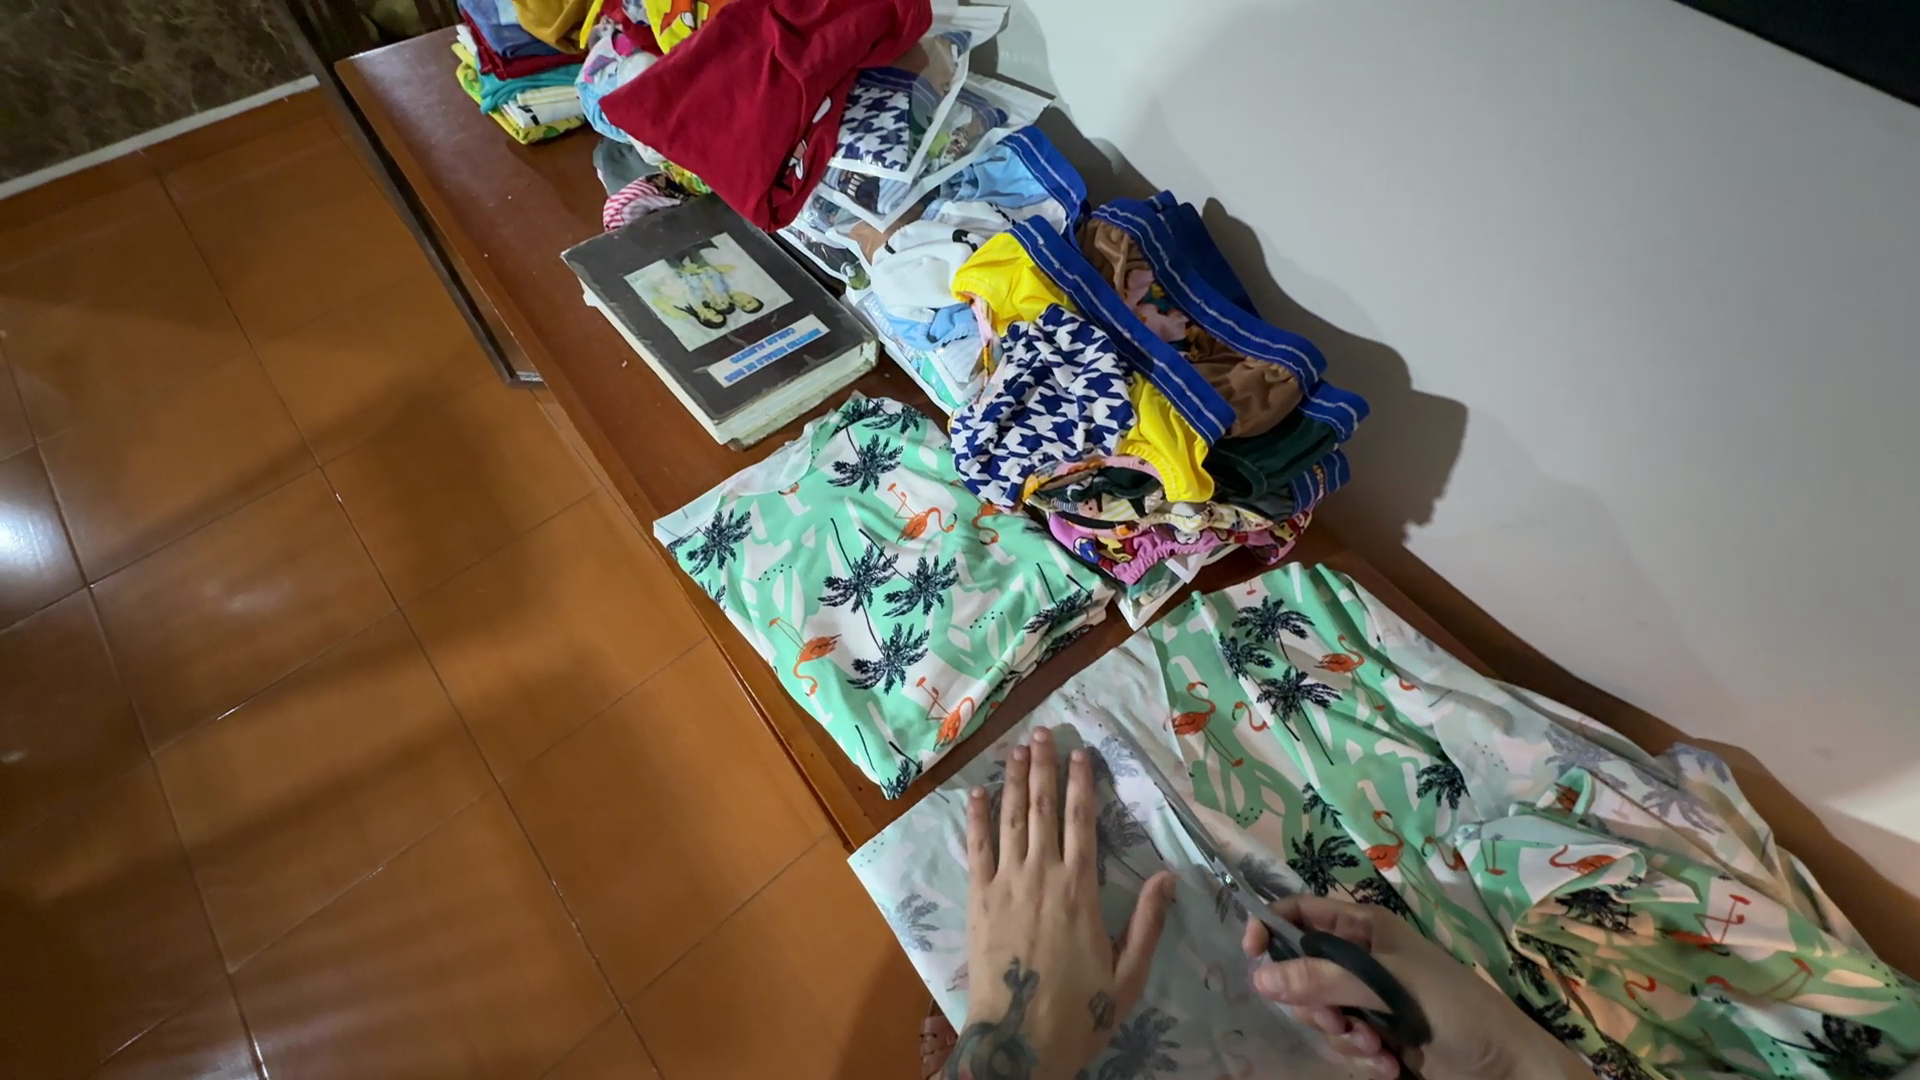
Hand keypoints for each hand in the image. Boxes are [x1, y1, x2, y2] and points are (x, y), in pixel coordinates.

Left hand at [950, 727, 1177, 1079]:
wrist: (1018, 1042)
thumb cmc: (1077, 1010)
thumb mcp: (1127, 974)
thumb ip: (1148, 923)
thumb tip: (1171, 876)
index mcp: (1079, 887)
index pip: (1081, 820)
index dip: (1080, 781)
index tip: (1080, 752)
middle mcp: (1041, 873)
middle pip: (1042, 808)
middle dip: (1043, 766)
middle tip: (1042, 732)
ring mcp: (1005, 882)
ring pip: (1010, 819)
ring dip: (1013, 780)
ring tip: (1016, 748)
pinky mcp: (978, 896)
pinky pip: (977, 848)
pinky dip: (977, 817)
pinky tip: (976, 793)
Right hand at [1244, 895, 1596, 1079]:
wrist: (1514, 1074)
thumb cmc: (1453, 1008)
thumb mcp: (1386, 985)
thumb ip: (1321, 979)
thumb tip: (1257, 977)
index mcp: (1360, 926)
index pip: (1297, 912)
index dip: (1269, 926)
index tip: (1251, 954)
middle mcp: (1357, 956)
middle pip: (1299, 967)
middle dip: (1312, 1000)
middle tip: (1336, 1020)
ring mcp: (1366, 997)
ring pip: (1317, 1009)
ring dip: (1340, 1033)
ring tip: (1375, 1050)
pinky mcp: (1376, 1035)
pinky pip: (1341, 1040)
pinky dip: (1358, 1055)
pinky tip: (1387, 1066)